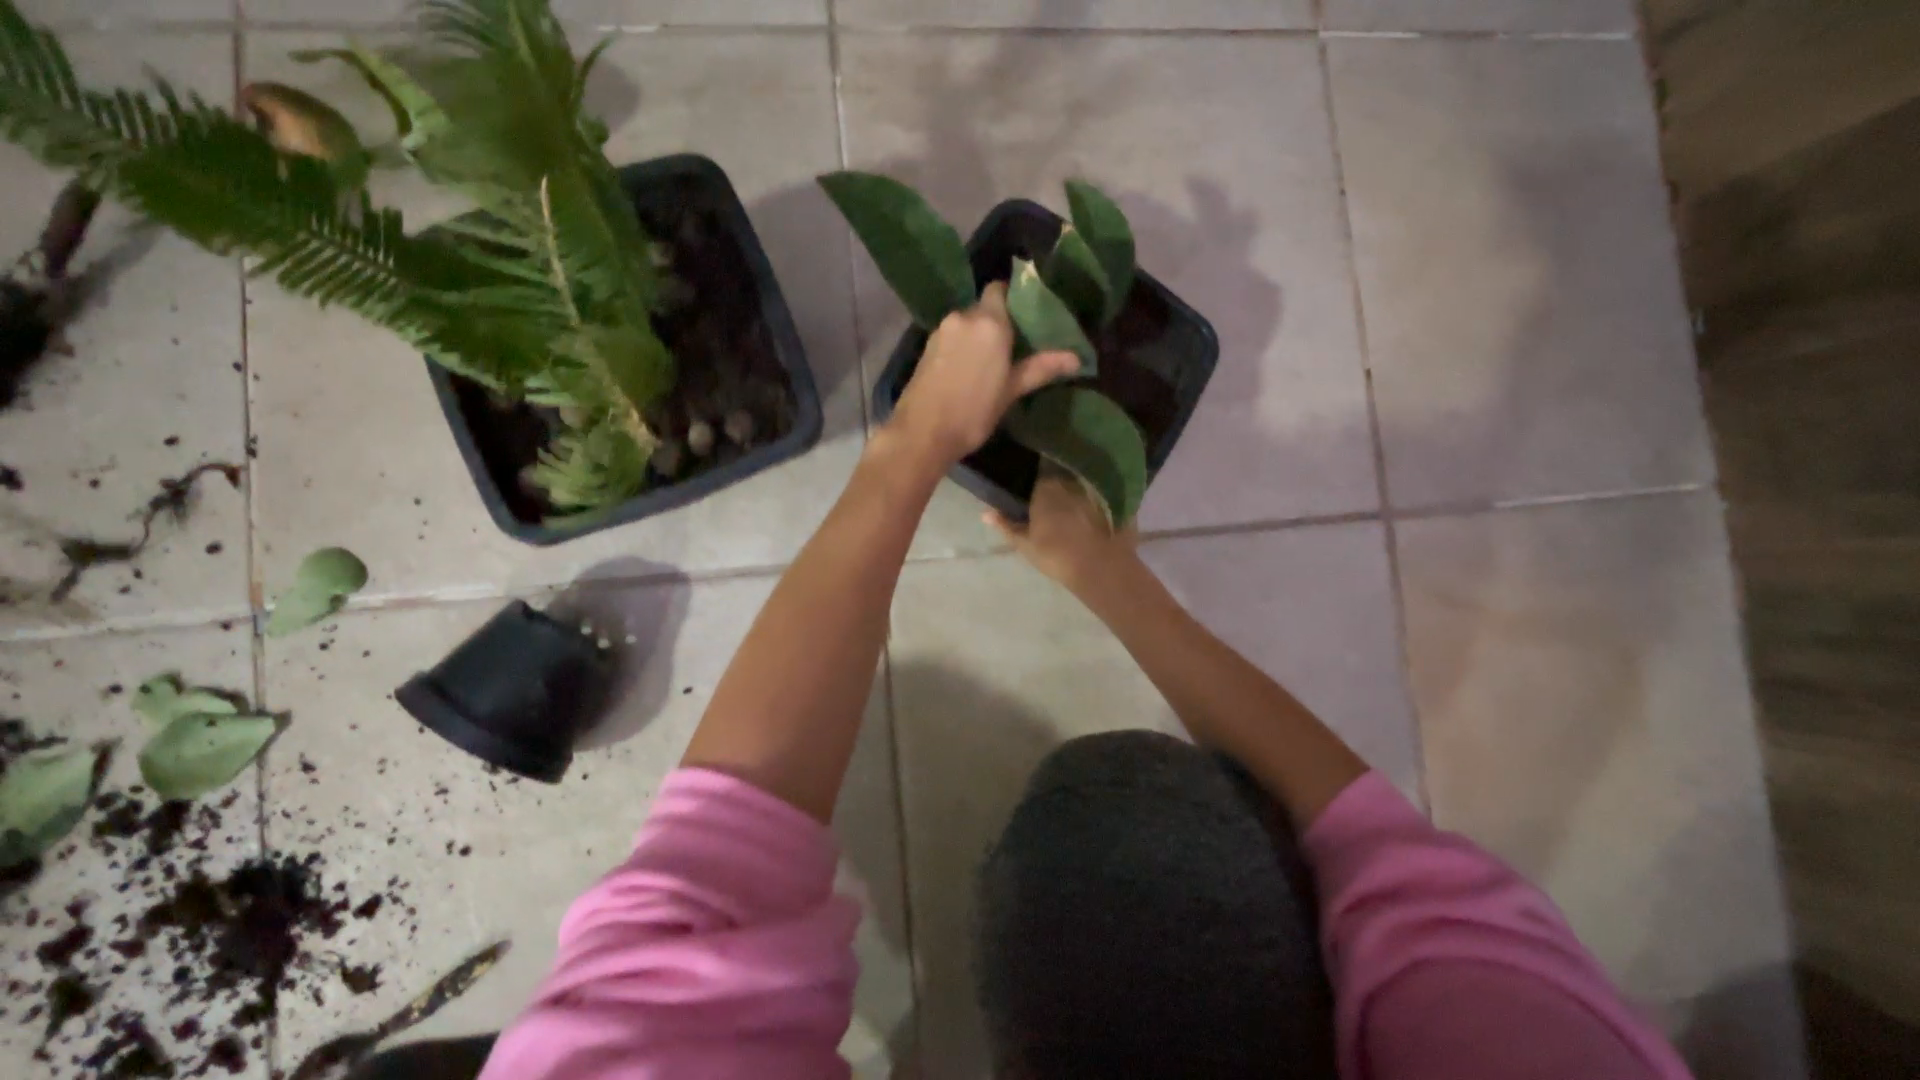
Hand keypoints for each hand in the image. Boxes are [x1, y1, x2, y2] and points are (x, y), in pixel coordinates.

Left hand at [888, 282, 1080, 466]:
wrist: (922, 433)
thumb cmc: (973, 411)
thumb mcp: (1011, 390)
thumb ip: (1041, 368)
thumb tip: (1076, 359)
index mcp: (989, 322)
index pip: (1000, 289)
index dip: (1013, 297)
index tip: (1027, 315)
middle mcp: (963, 317)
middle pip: (984, 308)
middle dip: (998, 322)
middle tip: (1016, 346)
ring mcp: (941, 331)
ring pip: (966, 324)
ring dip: (978, 337)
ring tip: (993, 362)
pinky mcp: (926, 348)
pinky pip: (951, 338)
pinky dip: (962, 347)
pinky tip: (969, 370)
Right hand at [986, 470, 1141, 596]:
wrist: (1100, 568)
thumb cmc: (1056, 555)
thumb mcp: (1025, 544)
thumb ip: (1006, 525)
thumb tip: (985, 513)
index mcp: (1046, 485)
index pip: (1041, 468)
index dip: (1041, 472)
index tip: (1039, 477)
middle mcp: (1072, 478)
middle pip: (1066, 469)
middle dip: (1063, 472)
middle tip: (1059, 483)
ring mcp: (1098, 485)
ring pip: (1088, 475)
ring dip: (1084, 479)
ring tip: (1080, 488)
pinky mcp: (1121, 495)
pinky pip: (1110, 486)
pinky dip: (1107, 489)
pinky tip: (1104, 499)